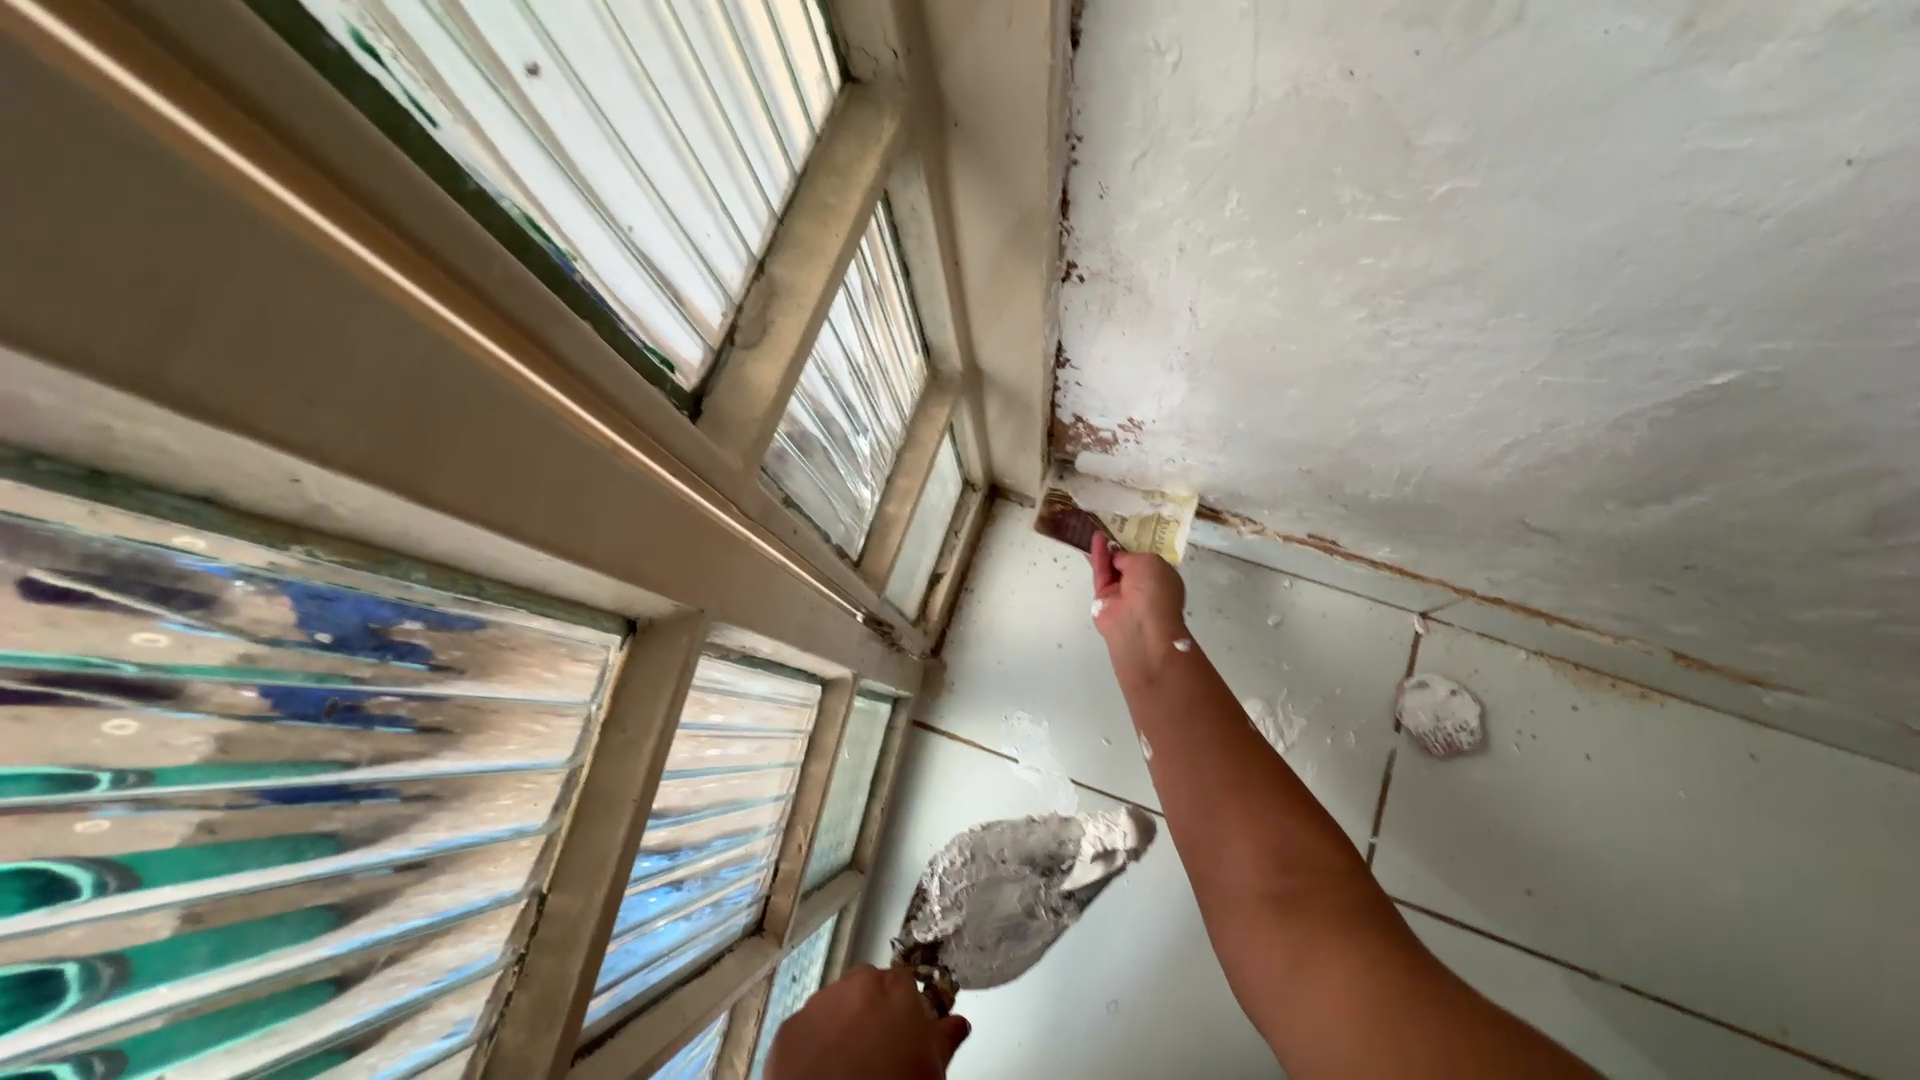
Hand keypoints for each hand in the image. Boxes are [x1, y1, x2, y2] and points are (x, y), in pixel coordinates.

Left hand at [764, 964, 969, 1079]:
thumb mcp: (931, 1069)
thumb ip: (944, 1038)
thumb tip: (958, 1022)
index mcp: (896, 990)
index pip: (905, 980)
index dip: (905, 1004)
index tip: (907, 1027)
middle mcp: (857, 985)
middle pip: (868, 984)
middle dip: (873, 1006)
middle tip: (878, 1045)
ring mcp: (818, 1003)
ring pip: (835, 1002)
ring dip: (842, 1020)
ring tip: (848, 1060)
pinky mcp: (787, 1027)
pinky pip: (806, 1025)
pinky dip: (813, 1040)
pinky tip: (822, 1067)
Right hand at [1089, 533, 1187, 660]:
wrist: (1140, 624)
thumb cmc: (1155, 589)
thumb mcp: (1148, 561)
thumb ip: (1129, 555)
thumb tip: (1116, 558)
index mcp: (1162, 578)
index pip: (1148, 561)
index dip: (1137, 547)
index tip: (1127, 532)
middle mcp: (1143, 586)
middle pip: (1127, 563)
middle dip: (1119, 548)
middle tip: (1108, 528)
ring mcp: (1122, 593)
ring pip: (1111, 568)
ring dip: (1105, 550)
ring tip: (1096, 529)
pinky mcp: (1103, 597)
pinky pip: (1100, 573)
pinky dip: (1098, 556)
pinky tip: (1094, 539)